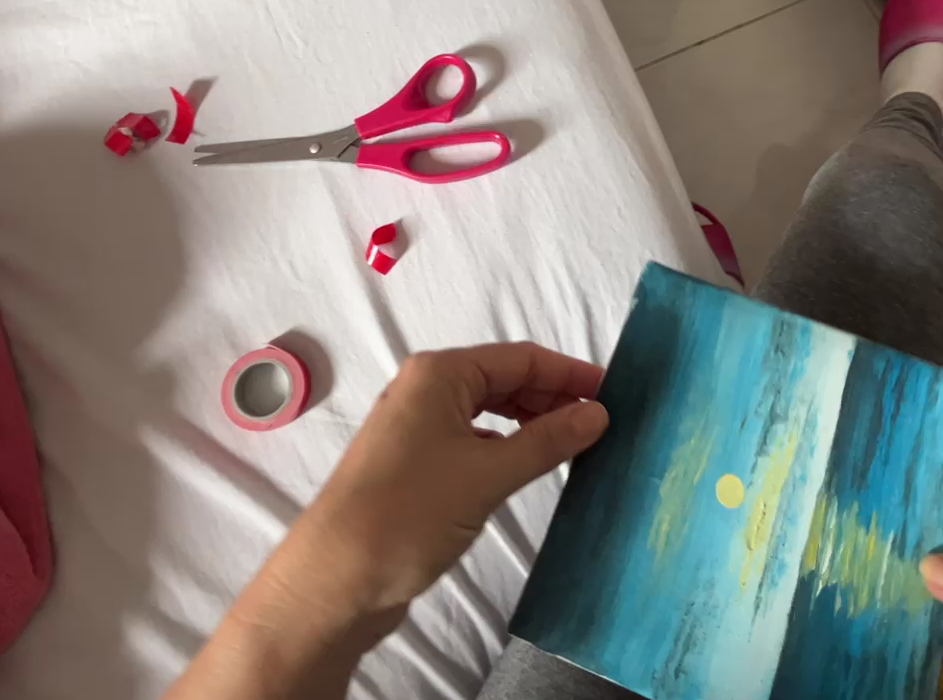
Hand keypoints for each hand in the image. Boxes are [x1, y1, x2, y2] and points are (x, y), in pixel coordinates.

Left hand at [167, 342, 608, 699]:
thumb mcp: (488, 474)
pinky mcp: (414, 459)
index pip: (521, 357)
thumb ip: (547, 440)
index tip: (611, 391)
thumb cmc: (409, 513)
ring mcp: (417, 424)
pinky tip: (528, 462)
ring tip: (573, 441)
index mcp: (440, 372)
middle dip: (552, 396)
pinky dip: (506, 444)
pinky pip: (473, 436)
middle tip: (598, 420)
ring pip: (489, 409)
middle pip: (504, 379)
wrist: (331, 584)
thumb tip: (598, 414)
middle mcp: (426, 387)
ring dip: (531, 421)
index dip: (569, 373)